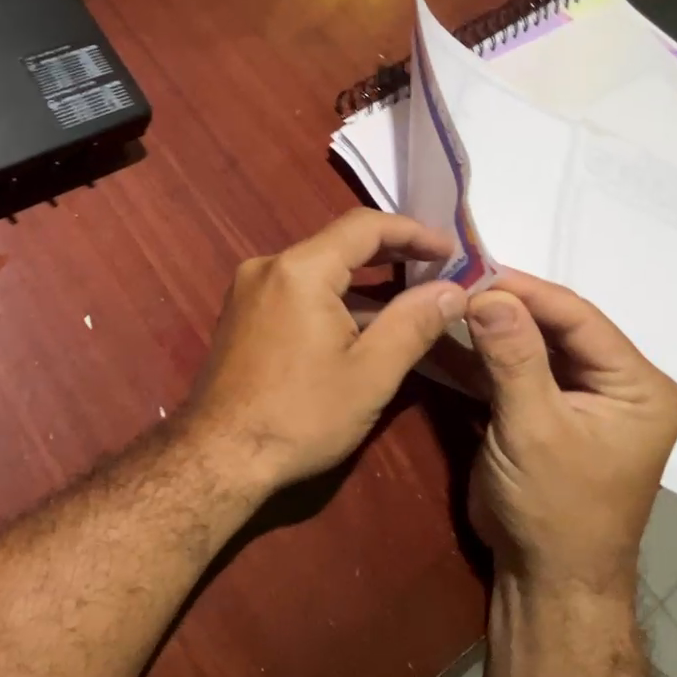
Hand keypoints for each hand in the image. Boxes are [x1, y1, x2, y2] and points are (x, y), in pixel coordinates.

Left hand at [182, 208, 467, 495]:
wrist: (222, 450)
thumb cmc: (301, 414)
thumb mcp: (371, 372)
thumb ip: (414, 322)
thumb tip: (453, 289)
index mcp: (298, 270)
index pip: (363, 226)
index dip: (413, 232)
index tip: (454, 251)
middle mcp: (267, 266)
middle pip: (338, 244)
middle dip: (392, 254)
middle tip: (443, 270)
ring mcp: (249, 288)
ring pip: (317, 269)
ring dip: (364, 281)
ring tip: (416, 296)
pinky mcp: (242, 311)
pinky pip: (296, 289)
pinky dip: (334, 298)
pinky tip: (367, 321)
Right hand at [465, 273, 676, 597]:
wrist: (545, 573)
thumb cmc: (556, 504)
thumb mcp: (533, 427)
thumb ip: (512, 357)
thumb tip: (485, 292)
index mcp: (637, 386)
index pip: (578, 317)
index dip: (523, 290)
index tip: (466, 268)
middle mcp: (615, 383)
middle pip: (554, 324)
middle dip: (502, 302)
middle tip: (447, 278)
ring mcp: (577, 396)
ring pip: (529, 341)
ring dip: (486, 322)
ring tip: (439, 294)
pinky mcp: (541, 408)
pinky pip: (510, 365)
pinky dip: (477, 351)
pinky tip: (440, 331)